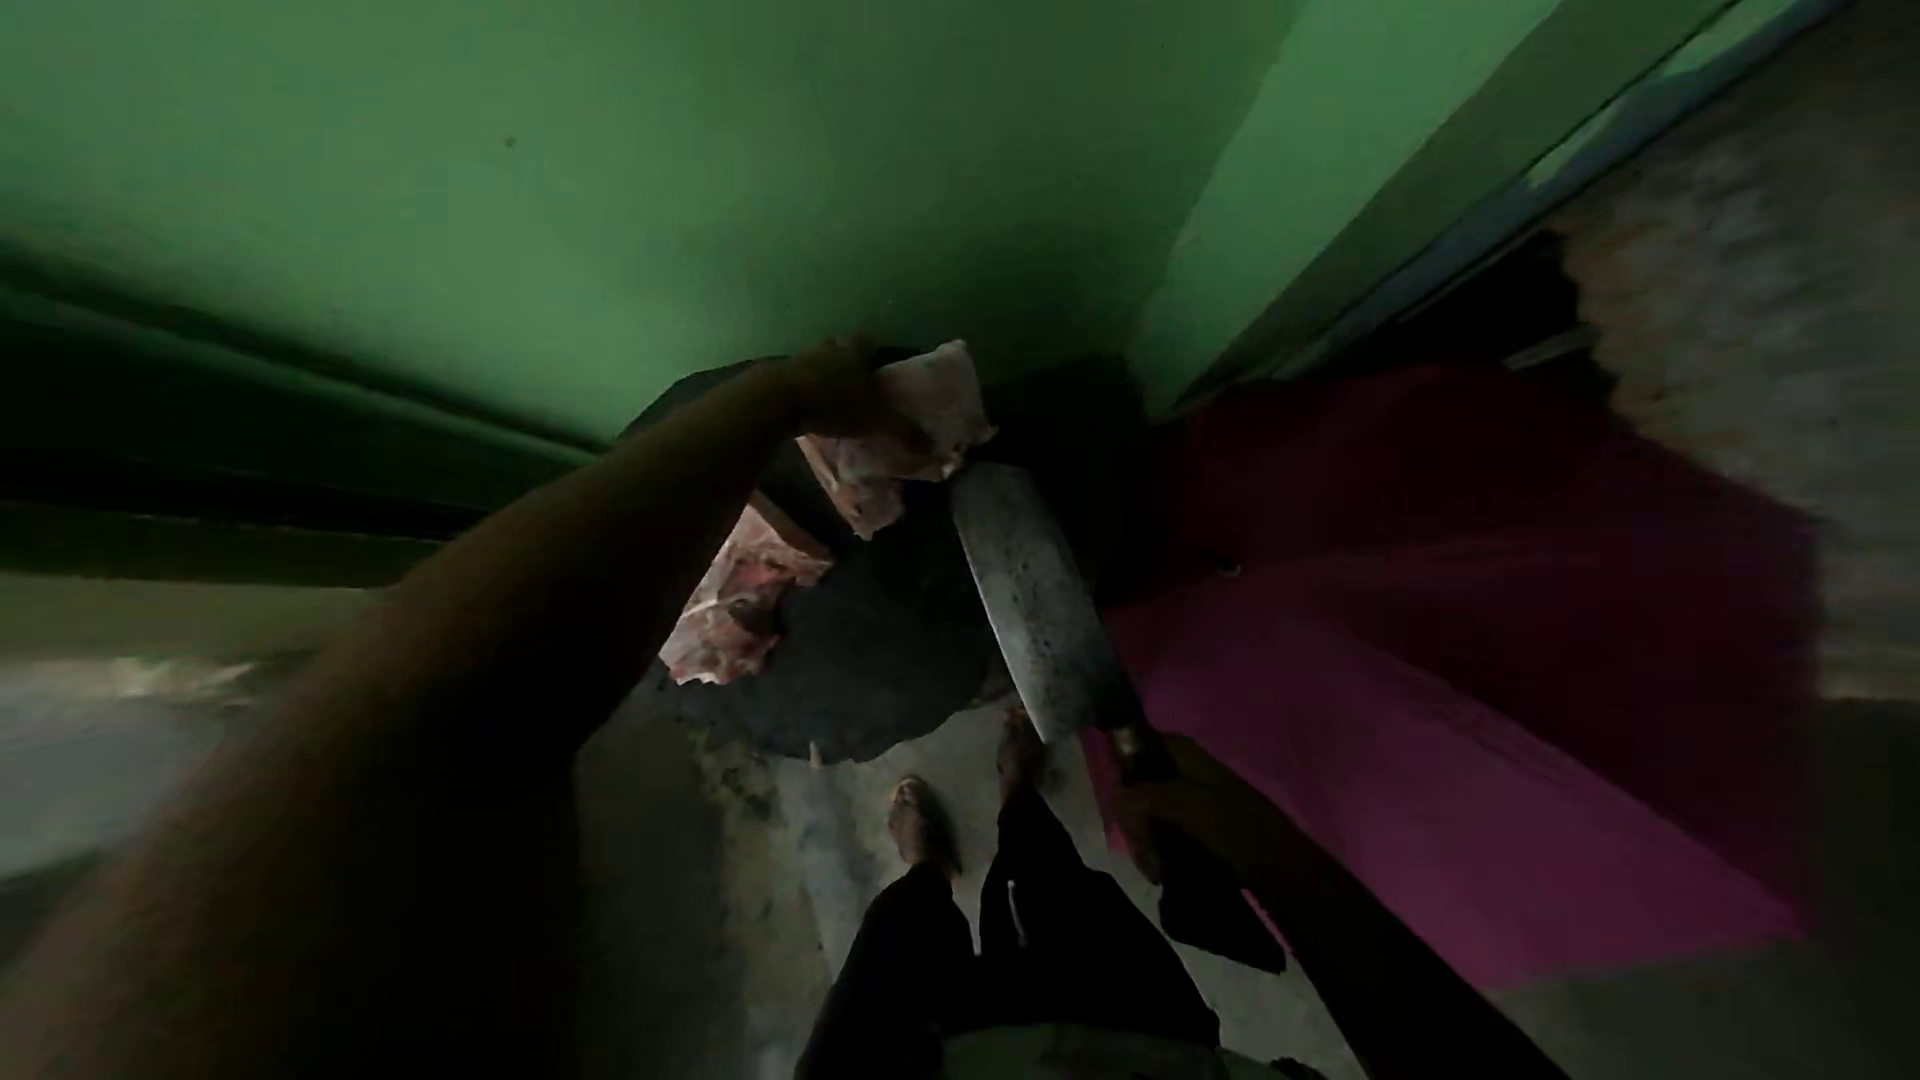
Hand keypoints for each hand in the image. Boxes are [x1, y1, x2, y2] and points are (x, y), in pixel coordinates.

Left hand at [777, 336, 928, 448]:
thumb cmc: (835, 401)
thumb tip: (931, 447)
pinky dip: (809, 389)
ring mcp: (804, 357)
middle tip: (861, 388)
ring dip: (829, 376)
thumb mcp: (876, 419)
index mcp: (856, 349)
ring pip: (822, 362)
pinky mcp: (781, 374)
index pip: (872, 344)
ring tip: (837, 400)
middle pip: (845, 350)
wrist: (780, 399)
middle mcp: (831, 346)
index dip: (878, 357)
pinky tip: (813, 407)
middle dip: (852, 366)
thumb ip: (903, 431)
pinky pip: (802, 378)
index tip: (883, 375)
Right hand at [1121, 735, 1296, 886]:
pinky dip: (1155, 848)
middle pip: (1141, 783)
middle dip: (1136, 819)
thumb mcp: (1196, 807)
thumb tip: (1123, 794)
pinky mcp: (1193, 823)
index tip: (1123, 804)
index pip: (1142, 746)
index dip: (1127, 770)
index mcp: (1186, 755)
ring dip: (1145, 840)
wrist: (1282, 871)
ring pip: (1148, 809)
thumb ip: (1157, 795)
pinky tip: (1159, 869)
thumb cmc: (1240, 830)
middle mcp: (1183, 769)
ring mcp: (1188, 797)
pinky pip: (1160, 829)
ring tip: (1153, 869)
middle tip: (1142, 852)